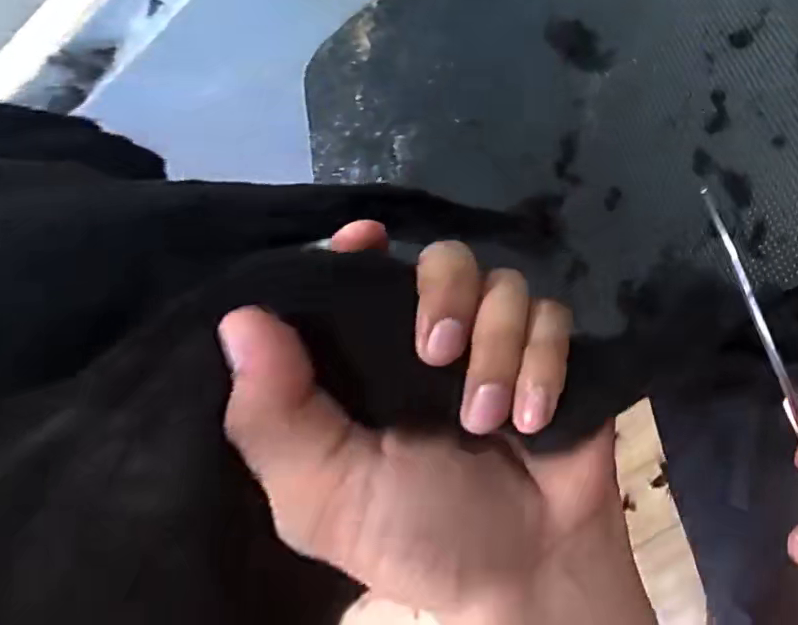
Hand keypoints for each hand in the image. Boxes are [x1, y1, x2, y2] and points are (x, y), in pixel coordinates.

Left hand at [218, 222, 653, 624]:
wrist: (526, 559)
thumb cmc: (415, 533)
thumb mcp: (326, 493)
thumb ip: (279, 416)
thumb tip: (241, 319)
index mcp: (374, 365)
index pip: (365, 282)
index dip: (362, 251)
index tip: (364, 238)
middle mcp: (443, 338)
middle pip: (449, 260)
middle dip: (448, 295)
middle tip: (439, 353)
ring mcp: (504, 339)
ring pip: (508, 287)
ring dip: (499, 352)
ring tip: (489, 421)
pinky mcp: (556, 347)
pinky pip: (555, 317)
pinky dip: (544, 364)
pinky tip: (535, 416)